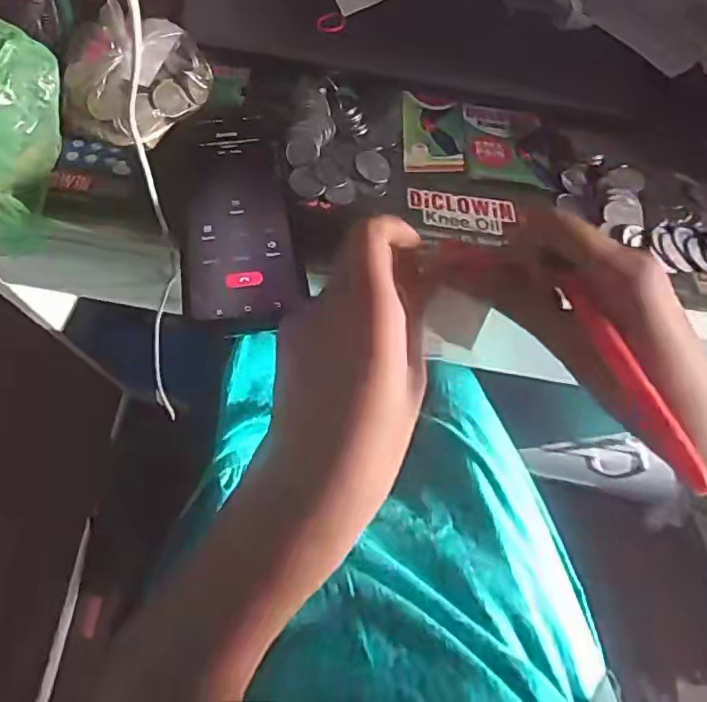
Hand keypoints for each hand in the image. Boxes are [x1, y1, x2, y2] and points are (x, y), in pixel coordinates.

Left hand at [261, 215, 436, 531]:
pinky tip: (355, 361)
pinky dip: (344, 318)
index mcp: (365, 304)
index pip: (368, 233)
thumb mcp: (413, 376)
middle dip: (386, 266)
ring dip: (365, 297)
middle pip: (354, 257)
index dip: (394, 230)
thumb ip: (414, 319)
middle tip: (413, 296)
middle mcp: (327, 299)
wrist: (312, 476)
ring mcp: (300, 316)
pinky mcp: (286, 335)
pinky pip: (323, 312)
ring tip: (386, 342)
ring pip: (340, 287)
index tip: (417, 251)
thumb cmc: (377, 435)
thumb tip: (420, 287)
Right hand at [452, 209, 706, 528]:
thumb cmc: (643, 395)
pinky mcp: (628, 291)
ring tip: (508, 301)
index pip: (552, 222)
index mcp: (621, 267)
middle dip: (517, 256)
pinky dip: (551, 284)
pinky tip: (539, 309)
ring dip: (531, 271)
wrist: (706, 433)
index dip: (512, 238)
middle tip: (488, 288)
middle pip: (554, 235)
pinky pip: (578, 272)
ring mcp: (631, 273)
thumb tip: (466, 273)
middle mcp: (627, 258)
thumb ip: (521, 303)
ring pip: (562, 253)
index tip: (485, 267)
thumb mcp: (573, 349)